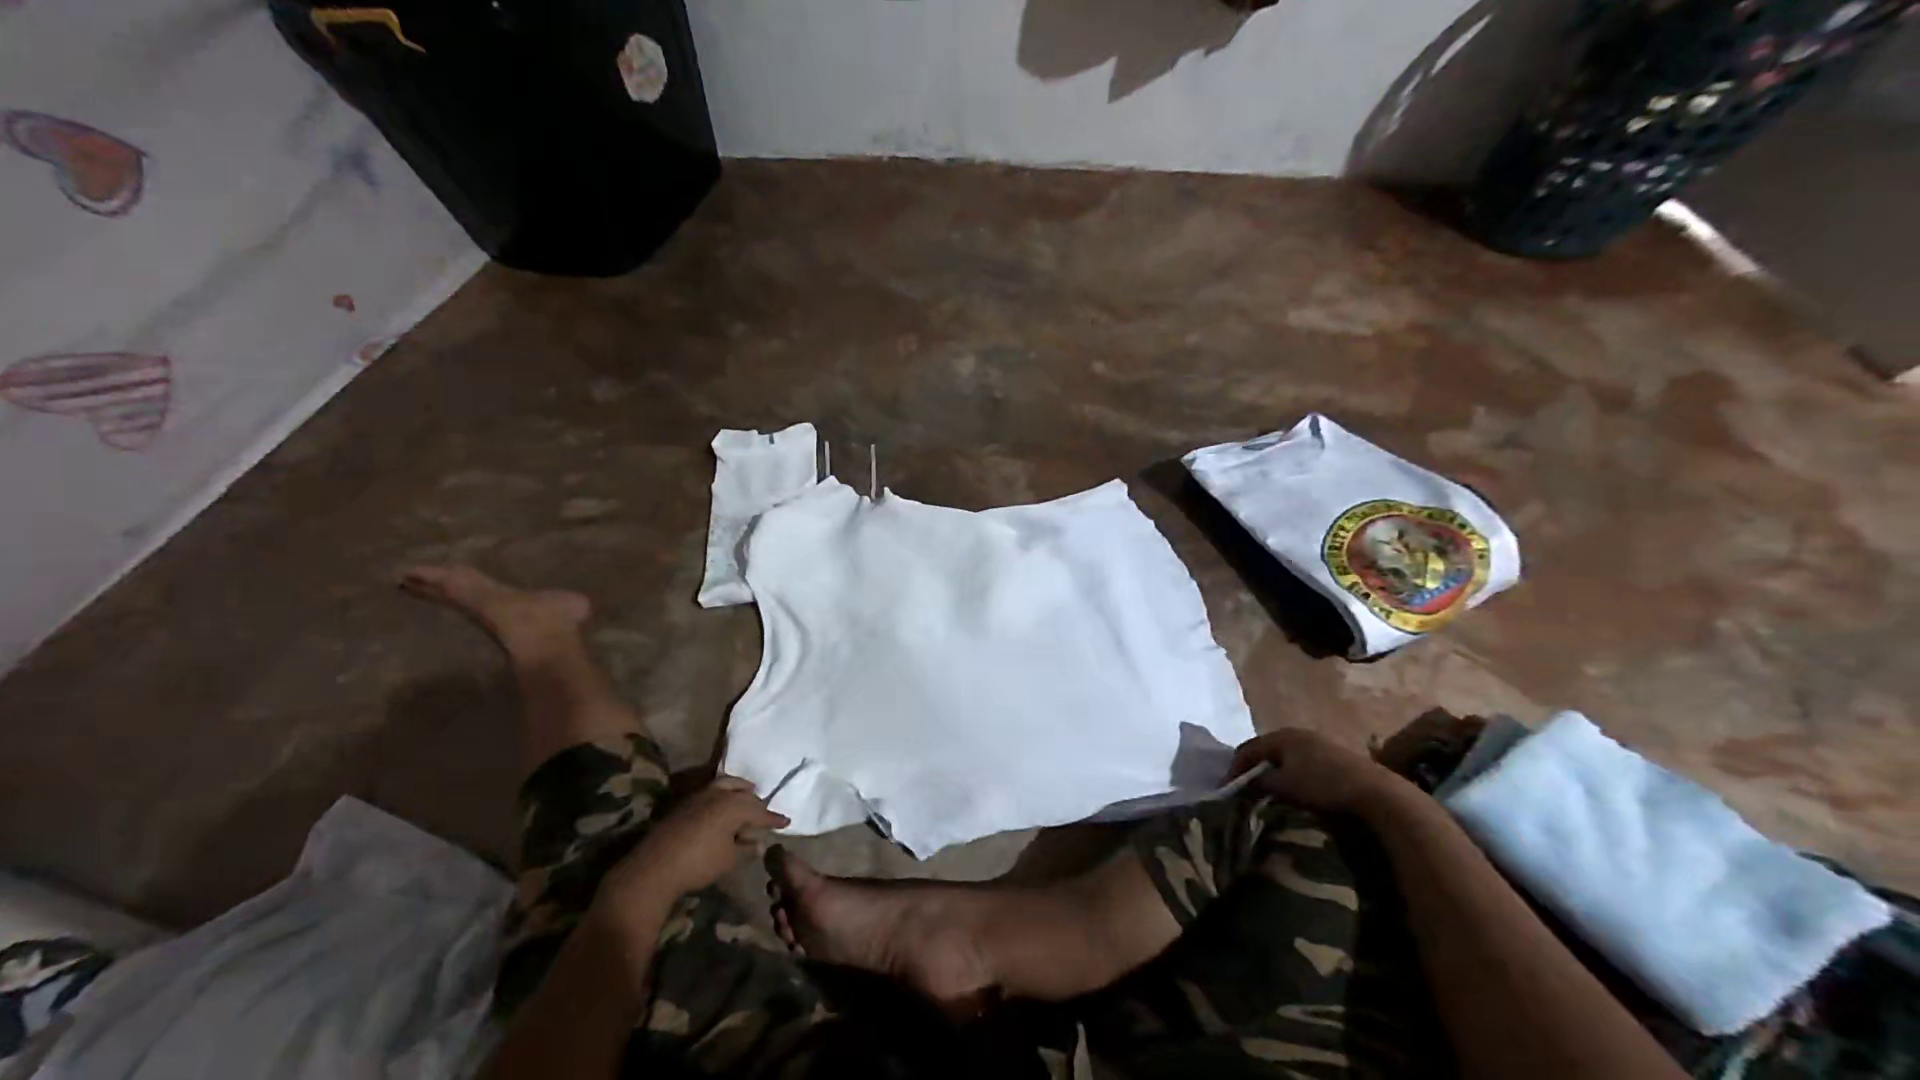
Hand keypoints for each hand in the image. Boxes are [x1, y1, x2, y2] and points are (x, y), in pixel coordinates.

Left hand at [602, 777, 788, 905]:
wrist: (653, 868)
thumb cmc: (698, 864)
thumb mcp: (728, 859)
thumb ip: (745, 847)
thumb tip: (757, 842)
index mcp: (734, 806)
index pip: (760, 811)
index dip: (774, 819)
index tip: (786, 822)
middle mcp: (719, 795)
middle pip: (744, 795)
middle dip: (757, 804)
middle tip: (765, 812)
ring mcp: (699, 796)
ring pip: (726, 785)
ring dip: (739, 790)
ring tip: (748, 793)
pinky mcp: (684, 803)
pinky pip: (712, 791)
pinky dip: (723, 794)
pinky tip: (723, 805)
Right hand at [1229, 728, 1406, 813]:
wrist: (1376, 793)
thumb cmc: (1322, 785)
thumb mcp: (1283, 786)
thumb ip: (1259, 783)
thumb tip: (1245, 785)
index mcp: (1281, 735)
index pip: (1247, 749)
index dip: (1234, 769)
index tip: (1226, 790)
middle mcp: (1298, 734)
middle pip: (1267, 751)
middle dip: (1254, 769)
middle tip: (1245, 789)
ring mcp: (1319, 743)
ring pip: (1286, 758)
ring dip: (1274, 773)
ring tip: (1268, 792)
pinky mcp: (1336, 757)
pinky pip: (1303, 764)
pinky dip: (1293, 776)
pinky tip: (1296, 791)